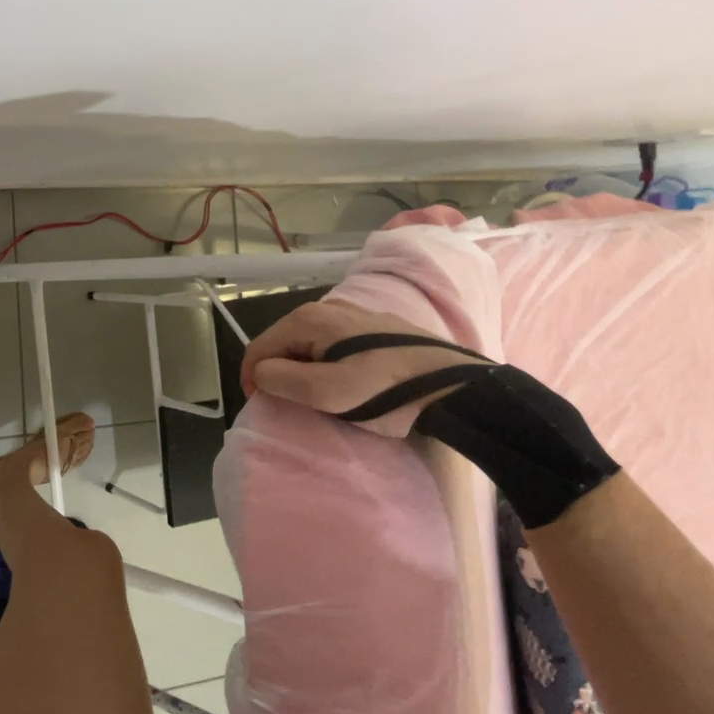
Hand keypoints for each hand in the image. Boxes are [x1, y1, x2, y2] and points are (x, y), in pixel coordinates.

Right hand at [240, 299, 486, 436]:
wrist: (460, 389)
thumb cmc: (387, 391)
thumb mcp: (326, 394)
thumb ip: (281, 380)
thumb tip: (263, 374)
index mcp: (308, 320)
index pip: (259, 347)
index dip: (252, 378)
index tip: (261, 406)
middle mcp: (327, 307)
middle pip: (284, 342)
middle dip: (279, 372)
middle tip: (291, 403)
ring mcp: (357, 313)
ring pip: (311, 342)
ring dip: (305, 368)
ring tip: (320, 395)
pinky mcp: (381, 327)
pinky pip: (338, 342)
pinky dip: (330, 362)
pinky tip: (350, 382)